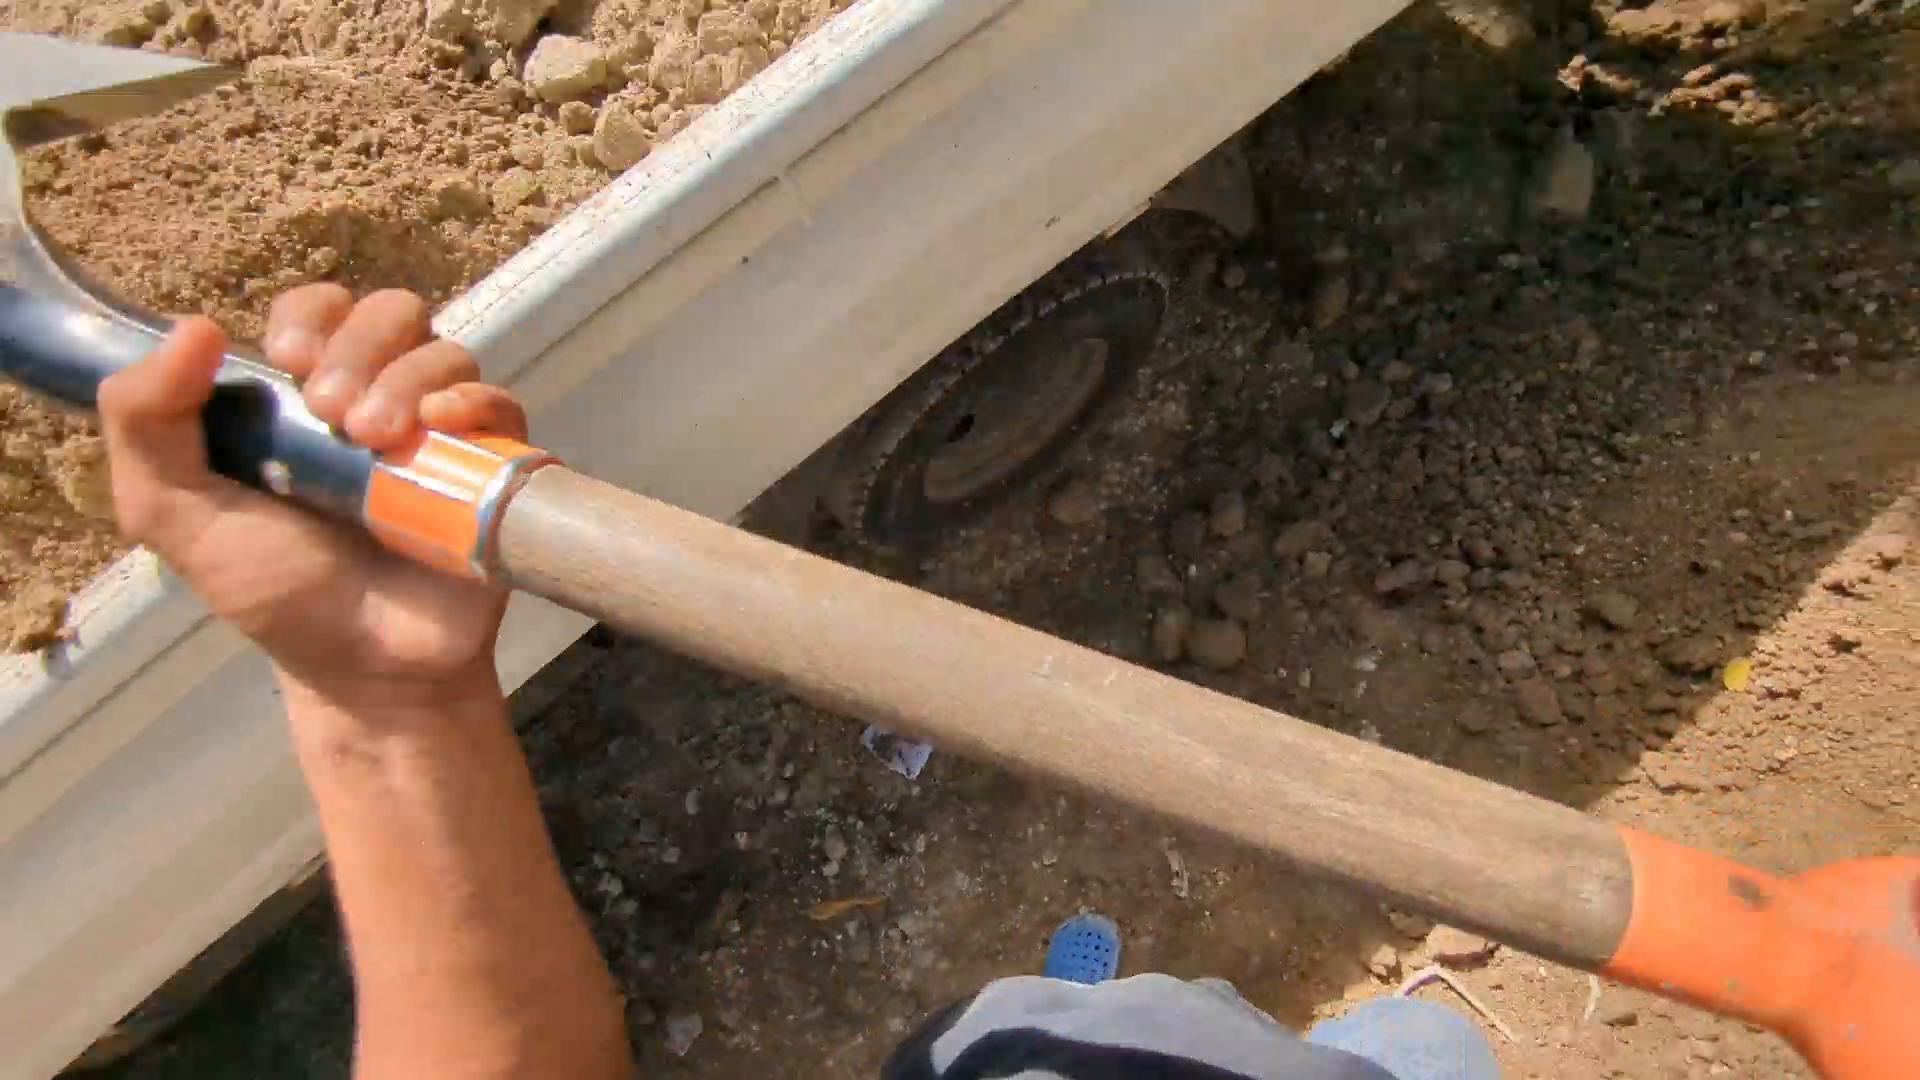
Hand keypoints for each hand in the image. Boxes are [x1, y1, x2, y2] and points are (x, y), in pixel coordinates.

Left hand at [98, 286, 528, 716]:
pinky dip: (473, 401)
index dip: (313, 314)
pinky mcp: (498, 469)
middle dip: (363, 344)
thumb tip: (196, 326)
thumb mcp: (174, 510)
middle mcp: (385, 405)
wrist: (369, 660)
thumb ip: (148, 421)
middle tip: (331, 412)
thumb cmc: (278, 591)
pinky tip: (440, 427)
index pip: (325, 312)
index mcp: (309, 402)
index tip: (286, 360)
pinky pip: (504, 406)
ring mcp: (447, 437)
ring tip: (375, 439)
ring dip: (409, 378)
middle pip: (399, 315)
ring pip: (451, 354)